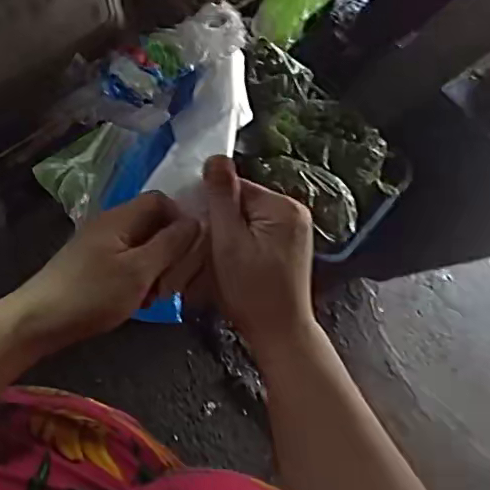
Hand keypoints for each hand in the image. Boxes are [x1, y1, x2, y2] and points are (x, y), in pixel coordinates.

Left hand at [8, 192, 204, 350]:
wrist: (39, 320)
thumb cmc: (91, 294)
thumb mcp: (139, 270)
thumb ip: (170, 244)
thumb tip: (195, 221)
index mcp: (119, 218)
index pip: (161, 201)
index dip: (182, 221)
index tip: (190, 252)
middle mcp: (109, 225)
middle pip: (154, 226)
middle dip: (171, 252)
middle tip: (171, 283)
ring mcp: (99, 246)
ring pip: (143, 250)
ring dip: (156, 271)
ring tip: (153, 297)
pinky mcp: (93, 267)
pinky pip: (127, 266)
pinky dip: (138, 281)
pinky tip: (137, 303)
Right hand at [190, 155, 315, 347]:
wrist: (278, 331)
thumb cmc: (250, 290)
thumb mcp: (228, 241)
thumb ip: (221, 198)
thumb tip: (216, 158)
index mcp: (282, 206)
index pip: (234, 187)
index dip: (209, 204)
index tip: (196, 226)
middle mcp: (293, 212)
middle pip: (240, 200)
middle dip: (218, 218)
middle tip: (205, 244)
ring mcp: (293, 230)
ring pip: (244, 216)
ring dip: (226, 231)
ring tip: (216, 255)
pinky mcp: (287, 245)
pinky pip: (253, 230)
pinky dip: (238, 241)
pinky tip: (230, 260)